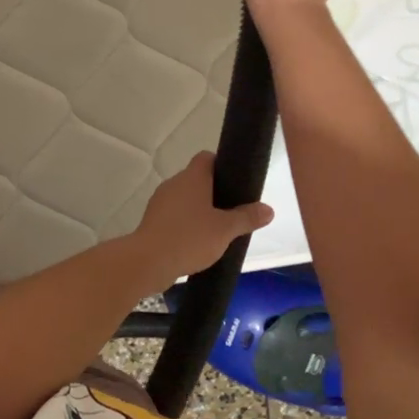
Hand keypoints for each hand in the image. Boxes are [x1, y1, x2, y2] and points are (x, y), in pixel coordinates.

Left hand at [130, 152, 273, 280]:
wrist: (149, 260)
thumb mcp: (225, 229)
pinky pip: (175, 214)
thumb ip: (246, 217)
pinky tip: (199, 240)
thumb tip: (268, 209)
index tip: (236, 182)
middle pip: (197, 179)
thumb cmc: (190, 237)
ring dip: (201, 209)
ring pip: (185, 198)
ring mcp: (161, 201)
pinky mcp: (154, 219)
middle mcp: (174, 184)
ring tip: (220, 228)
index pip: (206, 158)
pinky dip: (187, 222)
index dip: (222, 165)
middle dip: (215, 192)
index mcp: (191, 178)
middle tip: (234, 210)